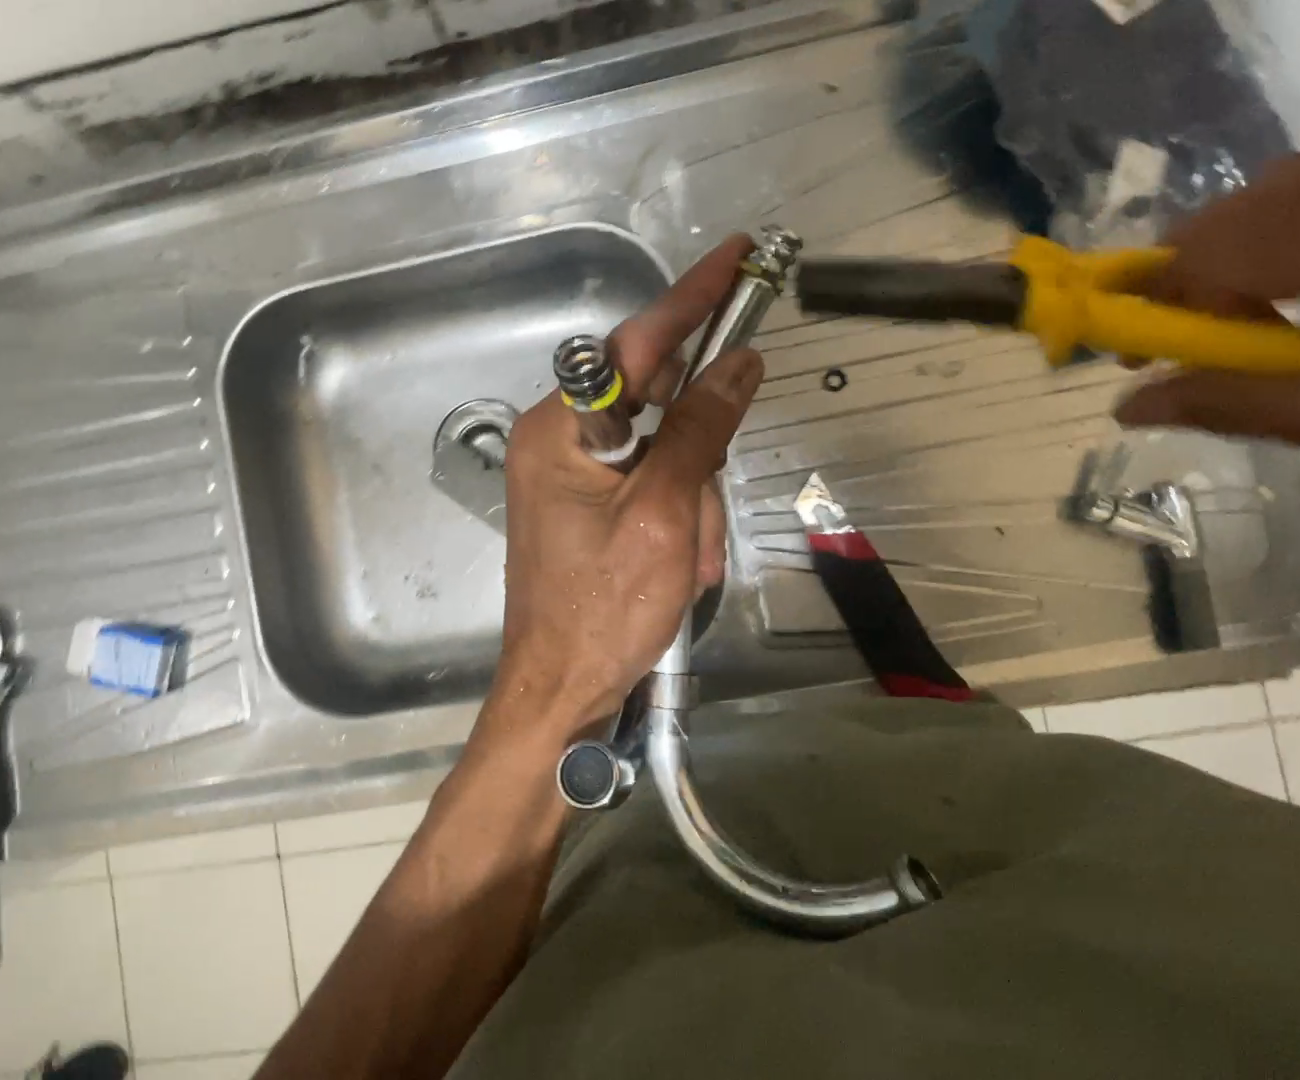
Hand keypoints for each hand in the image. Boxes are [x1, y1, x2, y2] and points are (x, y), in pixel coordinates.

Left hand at [485, 235, 764, 743]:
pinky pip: (657, 493)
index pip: (635, 344)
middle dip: (696, 470)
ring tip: (684, 568)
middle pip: (660, 410)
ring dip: (692, 512)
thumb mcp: (662, 515)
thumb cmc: (603, 611)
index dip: (691, 298)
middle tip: (696, 525)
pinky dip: (680, 528)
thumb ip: (700, 430)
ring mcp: (576, 480)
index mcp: (560, 431)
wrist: (563, 693)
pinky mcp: (594, 512)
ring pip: (669, 459)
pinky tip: (678, 573)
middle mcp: (561, 443)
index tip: (739, 254)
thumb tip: (739, 362)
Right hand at [1114, 144, 1299, 495]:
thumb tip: (1129, 406)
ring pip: (1295, 190)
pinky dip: (1296, 238)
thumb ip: (1236, 404)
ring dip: (1245, 253)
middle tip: (1193, 343)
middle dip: (1196, 272)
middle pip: (1252, 203)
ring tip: (1253, 322)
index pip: (1220, 246)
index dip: (1158, 299)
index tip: (1134, 355)